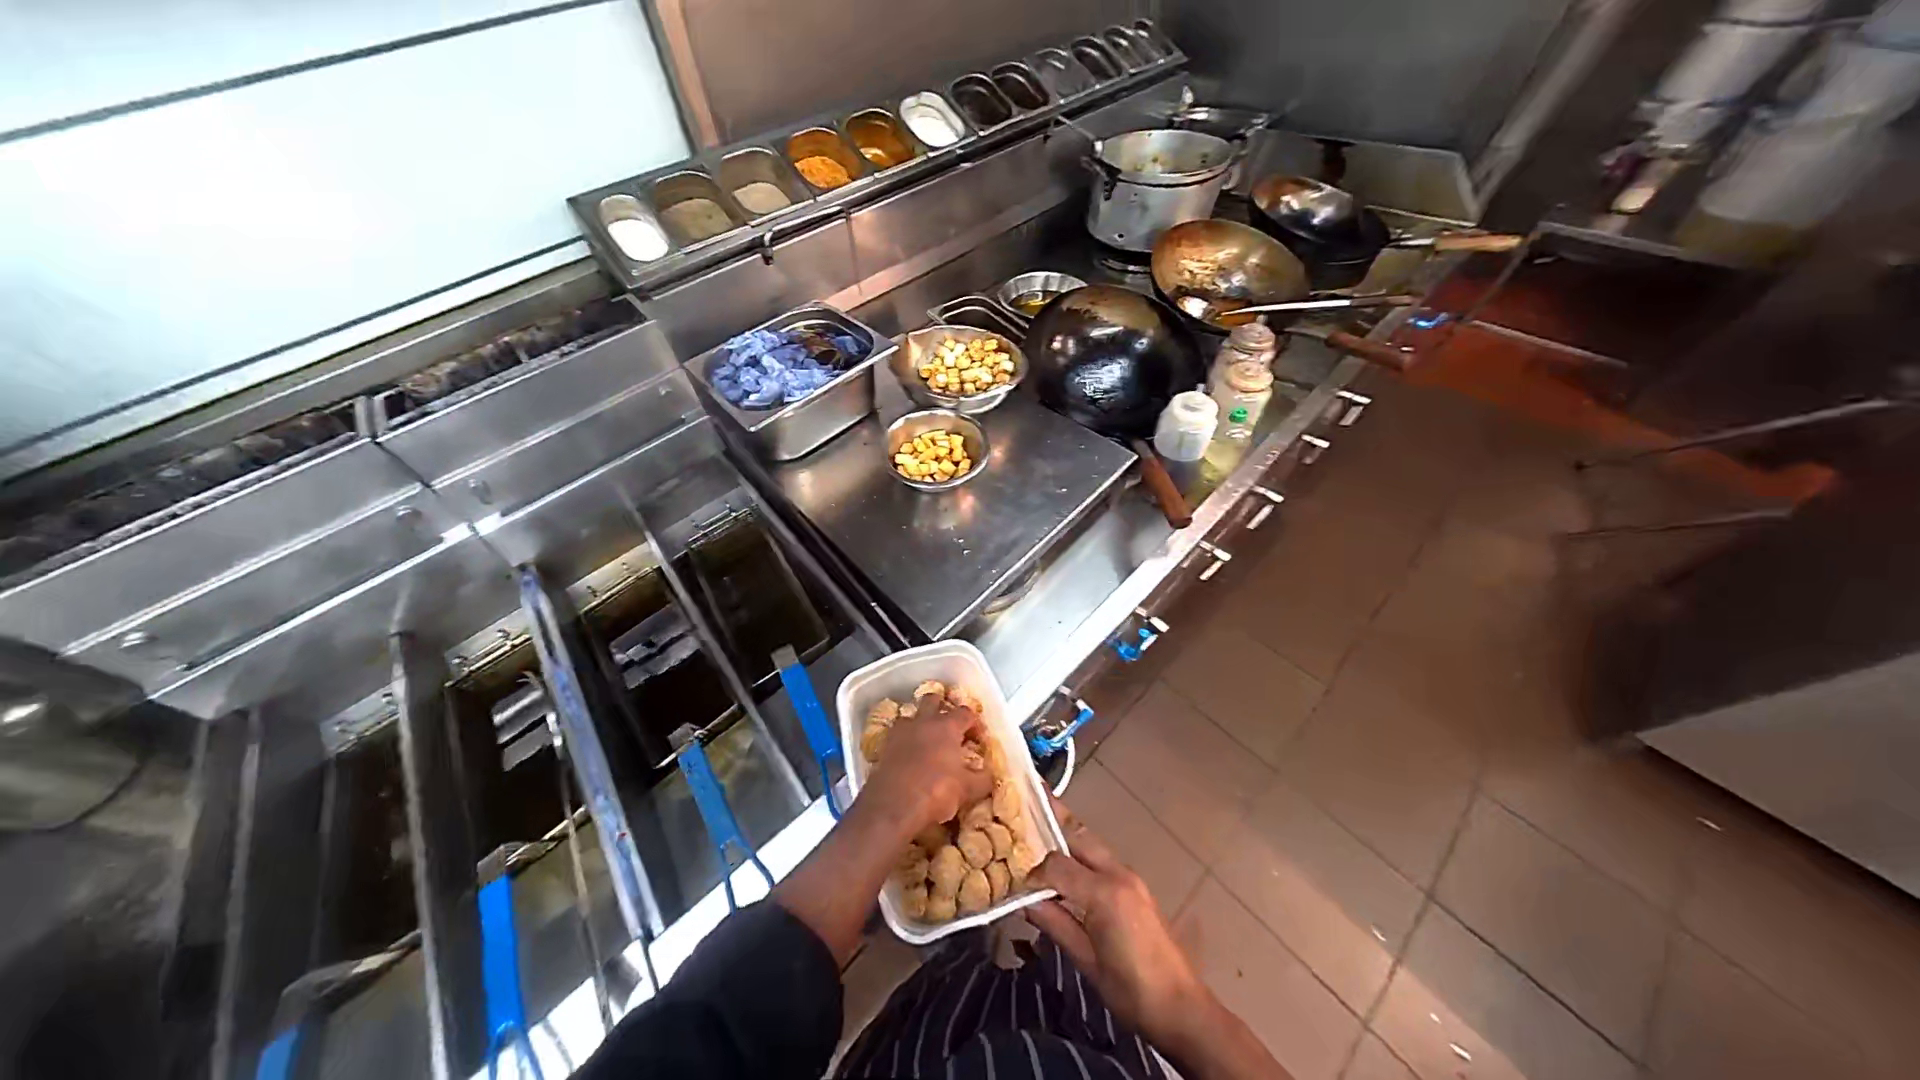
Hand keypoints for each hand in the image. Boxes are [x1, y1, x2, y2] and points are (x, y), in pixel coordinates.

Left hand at [857, 698, 993, 835]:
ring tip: (927, 740)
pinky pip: (896, 734)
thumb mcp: (968, 790)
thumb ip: (983, 779)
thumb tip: (990, 775)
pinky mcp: (883, 746)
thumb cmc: (936, 791)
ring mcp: (900, 732)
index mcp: (947, 726)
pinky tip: (908, 755)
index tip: (978, 739)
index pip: (966, 712)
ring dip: (920, 722)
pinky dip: (904, 740)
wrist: (893, 806)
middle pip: (933, 700)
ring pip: (911, 715)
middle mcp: (923, 722)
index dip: (975, 723)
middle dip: (942, 708)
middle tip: (950, 728)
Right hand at [1026, 798, 1289, 1079]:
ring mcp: (1131, 878)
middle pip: (1078, 836)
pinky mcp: (1136, 887)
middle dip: (1052, 819)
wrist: (1181, 1009)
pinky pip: (1102, 860)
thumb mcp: (1086, 961)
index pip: (1056, 865)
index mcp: (1104, 894)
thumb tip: (1024, 901)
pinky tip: (1065, 863)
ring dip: (1066, 835)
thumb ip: (1055, 924)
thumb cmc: (1131, 992)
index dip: (1032, 871)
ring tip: (1038, 825)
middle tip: (1026, 802)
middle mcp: (1118, 875)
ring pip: (1091, 843)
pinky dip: (1080, 854)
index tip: (1015, 881)